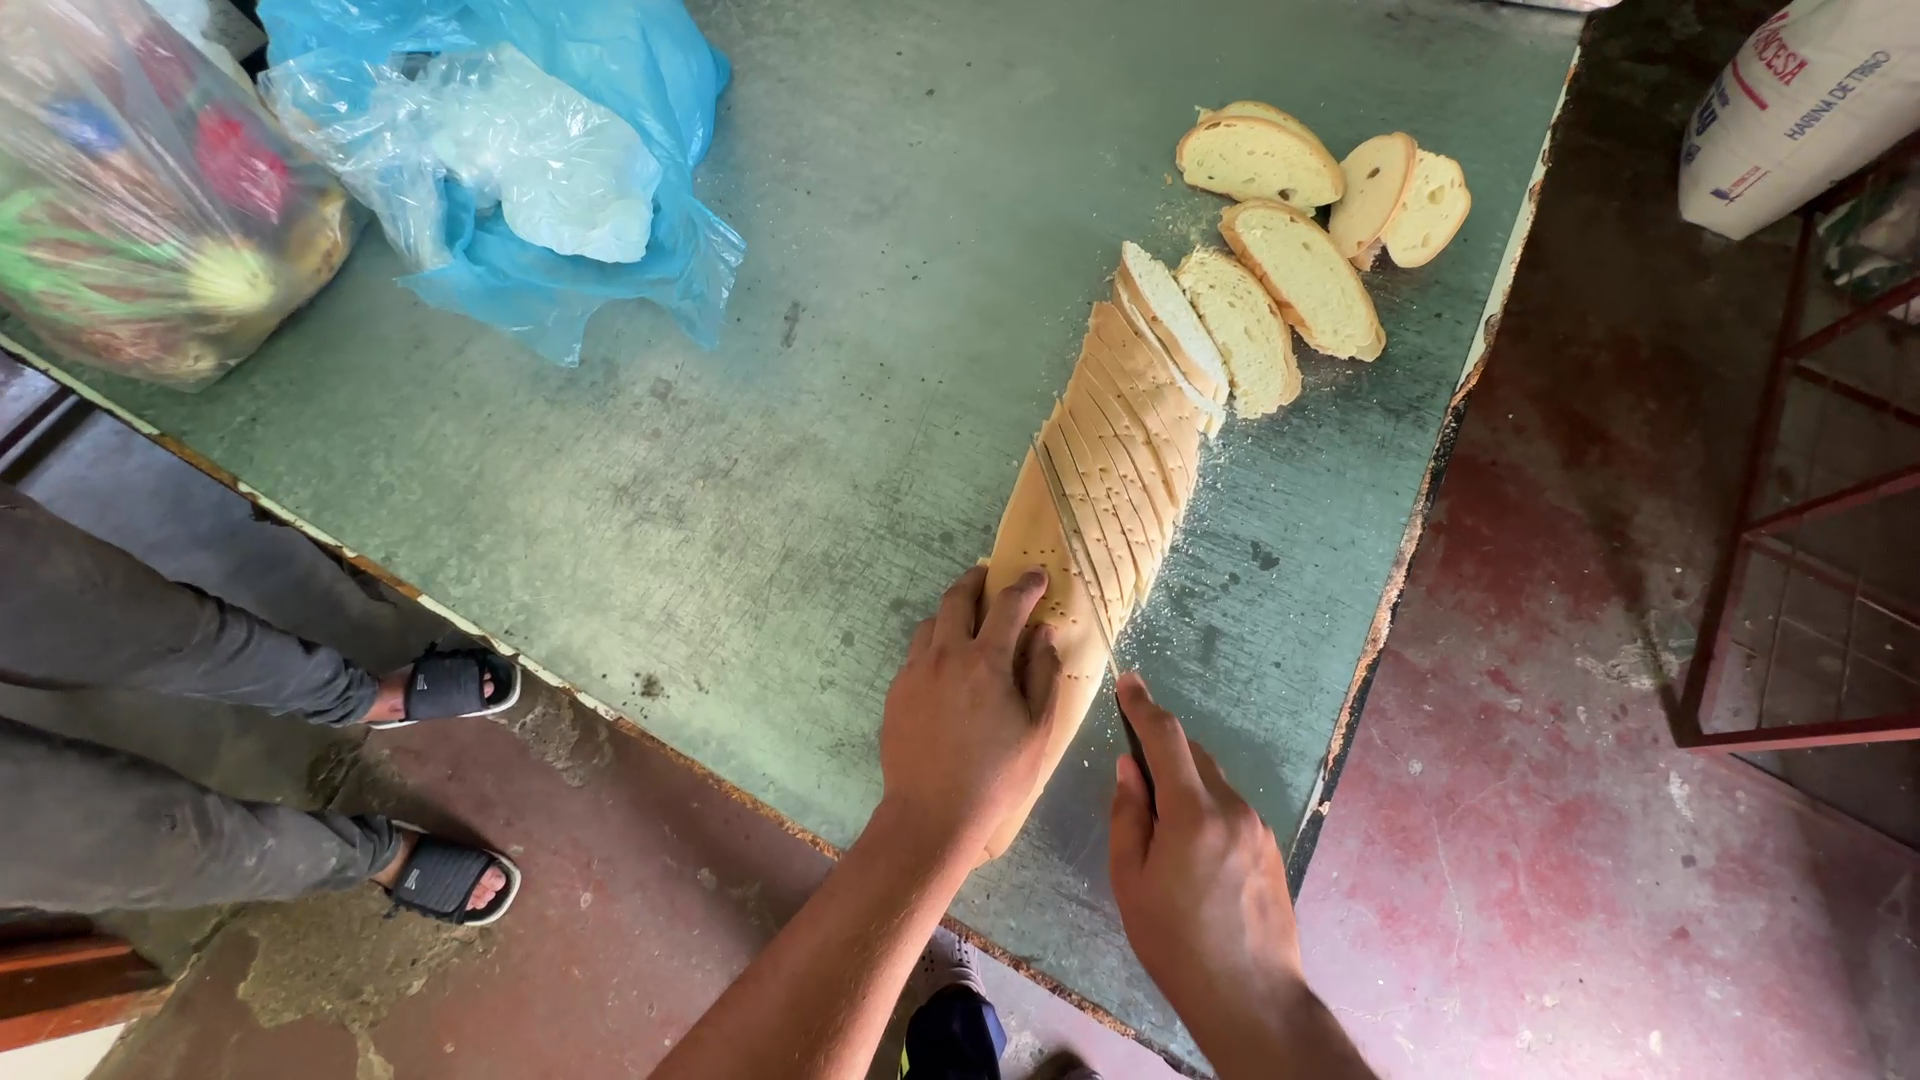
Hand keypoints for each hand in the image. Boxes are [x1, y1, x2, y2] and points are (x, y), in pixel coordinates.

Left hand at [877, 565, 1061, 850]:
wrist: (931, 814)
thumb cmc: (996, 777)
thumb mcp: (1037, 730)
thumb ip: (1043, 674)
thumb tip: (1042, 633)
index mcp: (985, 662)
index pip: (1008, 605)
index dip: (1025, 585)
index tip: (1036, 575)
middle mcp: (945, 655)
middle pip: (956, 598)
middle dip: (976, 580)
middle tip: (989, 576)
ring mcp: (914, 672)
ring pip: (930, 623)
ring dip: (950, 613)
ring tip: (965, 623)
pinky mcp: (896, 691)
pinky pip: (915, 653)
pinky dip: (933, 645)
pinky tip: (944, 667)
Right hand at [1109, 673, 1305, 1041]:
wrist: (1253, 999)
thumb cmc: (1176, 942)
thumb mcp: (1131, 880)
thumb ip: (1129, 814)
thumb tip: (1130, 767)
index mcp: (1193, 814)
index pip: (1166, 738)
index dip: (1144, 705)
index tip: (1129, 680)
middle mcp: (1233, 808)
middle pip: (1193, 754)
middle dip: (1163, 748)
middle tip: (1135, 772)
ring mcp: (1258, 826)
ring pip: (1213, 780)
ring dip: (1185, 780)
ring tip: (1162, 824)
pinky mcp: (1270, 845)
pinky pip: (1230, 806)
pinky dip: (1205, 803)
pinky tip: (1192, 846)